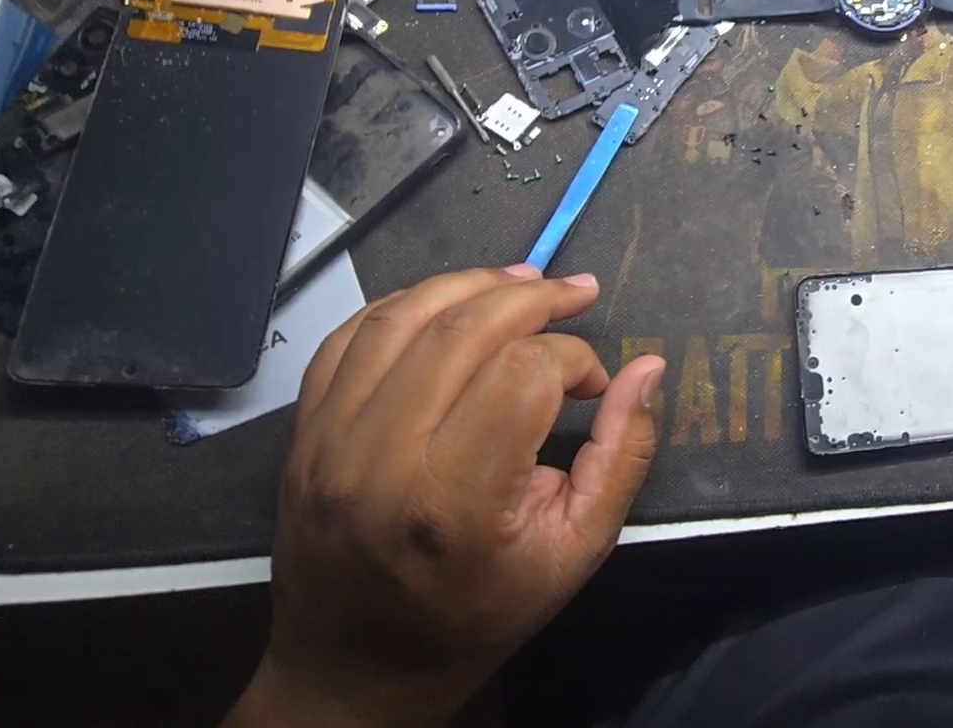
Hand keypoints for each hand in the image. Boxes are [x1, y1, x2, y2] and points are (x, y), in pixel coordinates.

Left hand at [226, 265, 664, 727]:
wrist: (360, 669)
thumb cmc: (485, 609)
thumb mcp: (581, 545)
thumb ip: (625, 452)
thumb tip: (649, 367)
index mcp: (455, 498)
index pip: (524, 373)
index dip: (574, 358)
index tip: (594, 383)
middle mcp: (380, 459)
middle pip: (464, 330)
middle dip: (535, 298)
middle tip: (579, 293)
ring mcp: (328, 442)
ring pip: (403, 317)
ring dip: (474, 284)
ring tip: (526, 282)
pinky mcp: (303, 433)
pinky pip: (350, 336)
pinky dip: (409, 303)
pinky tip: (453, 304)